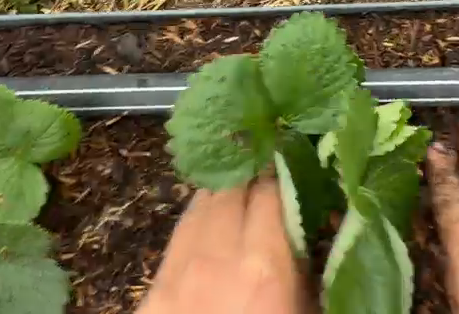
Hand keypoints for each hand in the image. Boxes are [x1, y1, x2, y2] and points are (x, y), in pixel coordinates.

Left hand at [138, 178, 310, 313]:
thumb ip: (306, 273)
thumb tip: (311, 231)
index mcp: (264, 267)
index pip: (271, 190)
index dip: (283, 171)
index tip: (292, 161)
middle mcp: (217, 257)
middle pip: (232, 187)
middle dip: (251, 173)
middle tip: (266, 168)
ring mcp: (176, 275)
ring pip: (199, 205)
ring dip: (221, 191)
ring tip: (237, 184)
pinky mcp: (147, 296)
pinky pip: (176, 239)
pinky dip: (195, 221)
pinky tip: (207, 224)